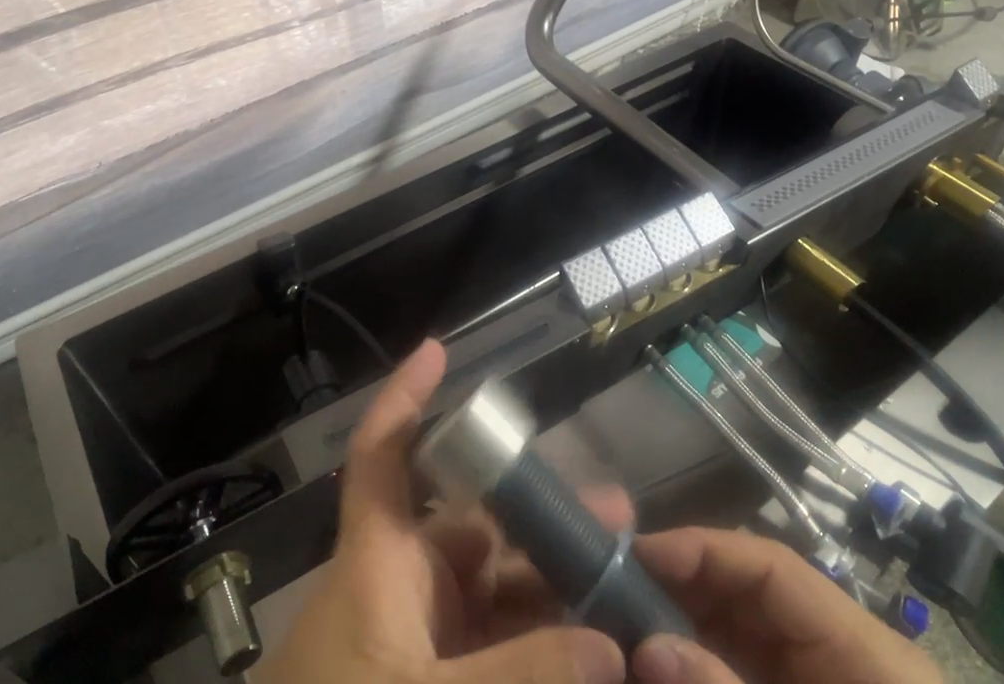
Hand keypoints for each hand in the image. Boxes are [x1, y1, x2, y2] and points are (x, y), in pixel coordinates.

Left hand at [256, 340, 627, 683]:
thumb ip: (519, 673)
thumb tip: (607, 644)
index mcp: (379, 564)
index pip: (383, 459)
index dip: (405, 401)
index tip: (439, 352)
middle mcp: (401, 589)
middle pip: (474, 529)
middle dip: (542, 519)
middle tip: (617, 520)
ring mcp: (420, 641)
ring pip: (497, 594)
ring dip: (555, 588)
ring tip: (625, 583)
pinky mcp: (435, 679)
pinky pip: (497, 648)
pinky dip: (542, 644)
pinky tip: (595, 649)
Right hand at [629, 527, 942, 683]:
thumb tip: (650, 647)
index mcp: (867, 653)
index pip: (774, 568)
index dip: (703, 549)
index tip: (632, 556)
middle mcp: (842, 654)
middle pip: (751, 594)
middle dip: (680, 587)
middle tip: (608, 596)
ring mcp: (817, 683)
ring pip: (738, 629)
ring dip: (679, 626)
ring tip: (619, 633)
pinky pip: (739, 667)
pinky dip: (697, 664)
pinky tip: (653, 668)